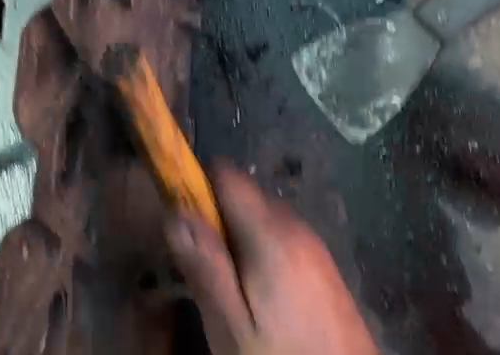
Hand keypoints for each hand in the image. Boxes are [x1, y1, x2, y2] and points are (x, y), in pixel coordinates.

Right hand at [165, 167, 377, 354]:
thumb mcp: (231, 326)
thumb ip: (204, 265)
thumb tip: (173, 210)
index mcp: (270, 233)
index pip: (225, 173)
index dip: (197, 188)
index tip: (184, 225)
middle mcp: (296, 226)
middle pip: (243, 196)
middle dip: (217, 221)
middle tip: (206, 272)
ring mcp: (316, 247)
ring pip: (262, 219)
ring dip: (239, 241)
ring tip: (232, 294)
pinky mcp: (326, 269)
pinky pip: (283, 241)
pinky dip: (263, 255)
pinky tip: (263, 303)